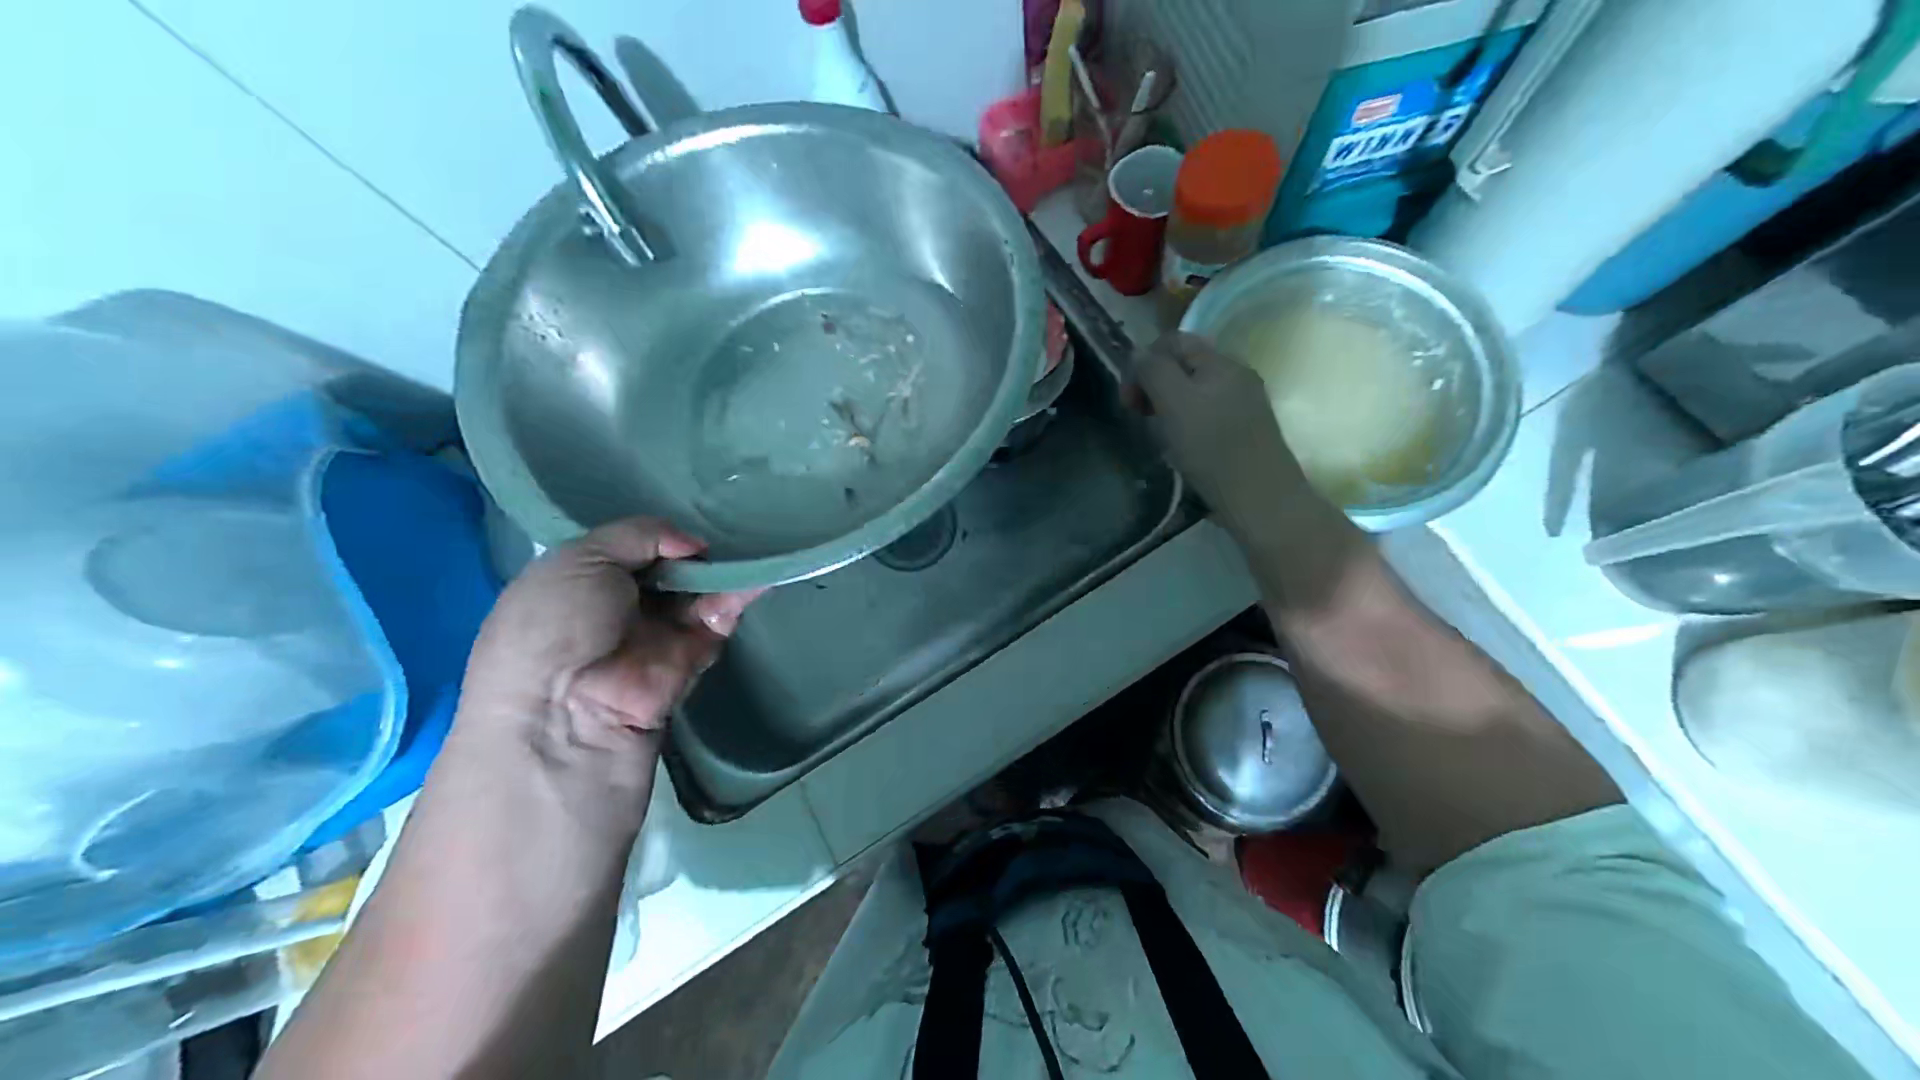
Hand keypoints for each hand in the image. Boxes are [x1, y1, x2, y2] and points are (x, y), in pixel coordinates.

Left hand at [453, 517, 758, 834]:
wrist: (566, 710)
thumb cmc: (555, 623)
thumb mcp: (581, 558)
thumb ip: (640, 535)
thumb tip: (692, 543)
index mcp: (582, 582)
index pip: (631, 550)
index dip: (656, 537)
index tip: (677, 532)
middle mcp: (620, 607)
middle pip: (670, 570)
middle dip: (693, 554)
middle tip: (714, 541)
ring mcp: (658, 633)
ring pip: (699, 593)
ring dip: (720, 575)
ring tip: (741, 558)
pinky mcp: (692, 657)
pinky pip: (717, 621)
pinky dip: (735, 600)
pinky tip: (753, 580)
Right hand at [1132, 332, 1309, 538]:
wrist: (1261, 499)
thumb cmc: (1213, 449)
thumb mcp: (1174, 403)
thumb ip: (1154, 371)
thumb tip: (1139, 354)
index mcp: (1220, 362)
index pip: (1172, 341)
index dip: (1143, 363)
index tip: (1129, 401)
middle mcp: (1236, 376)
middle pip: (1183, 366)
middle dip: (1154, 386)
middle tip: (1139, 417)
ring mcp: (1244, 405)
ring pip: (1194, 392)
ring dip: (1168, 407)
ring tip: (1159, 436)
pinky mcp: (1245, 432)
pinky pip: (1207, 415)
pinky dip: (1186, 425)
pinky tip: (1182, 449)